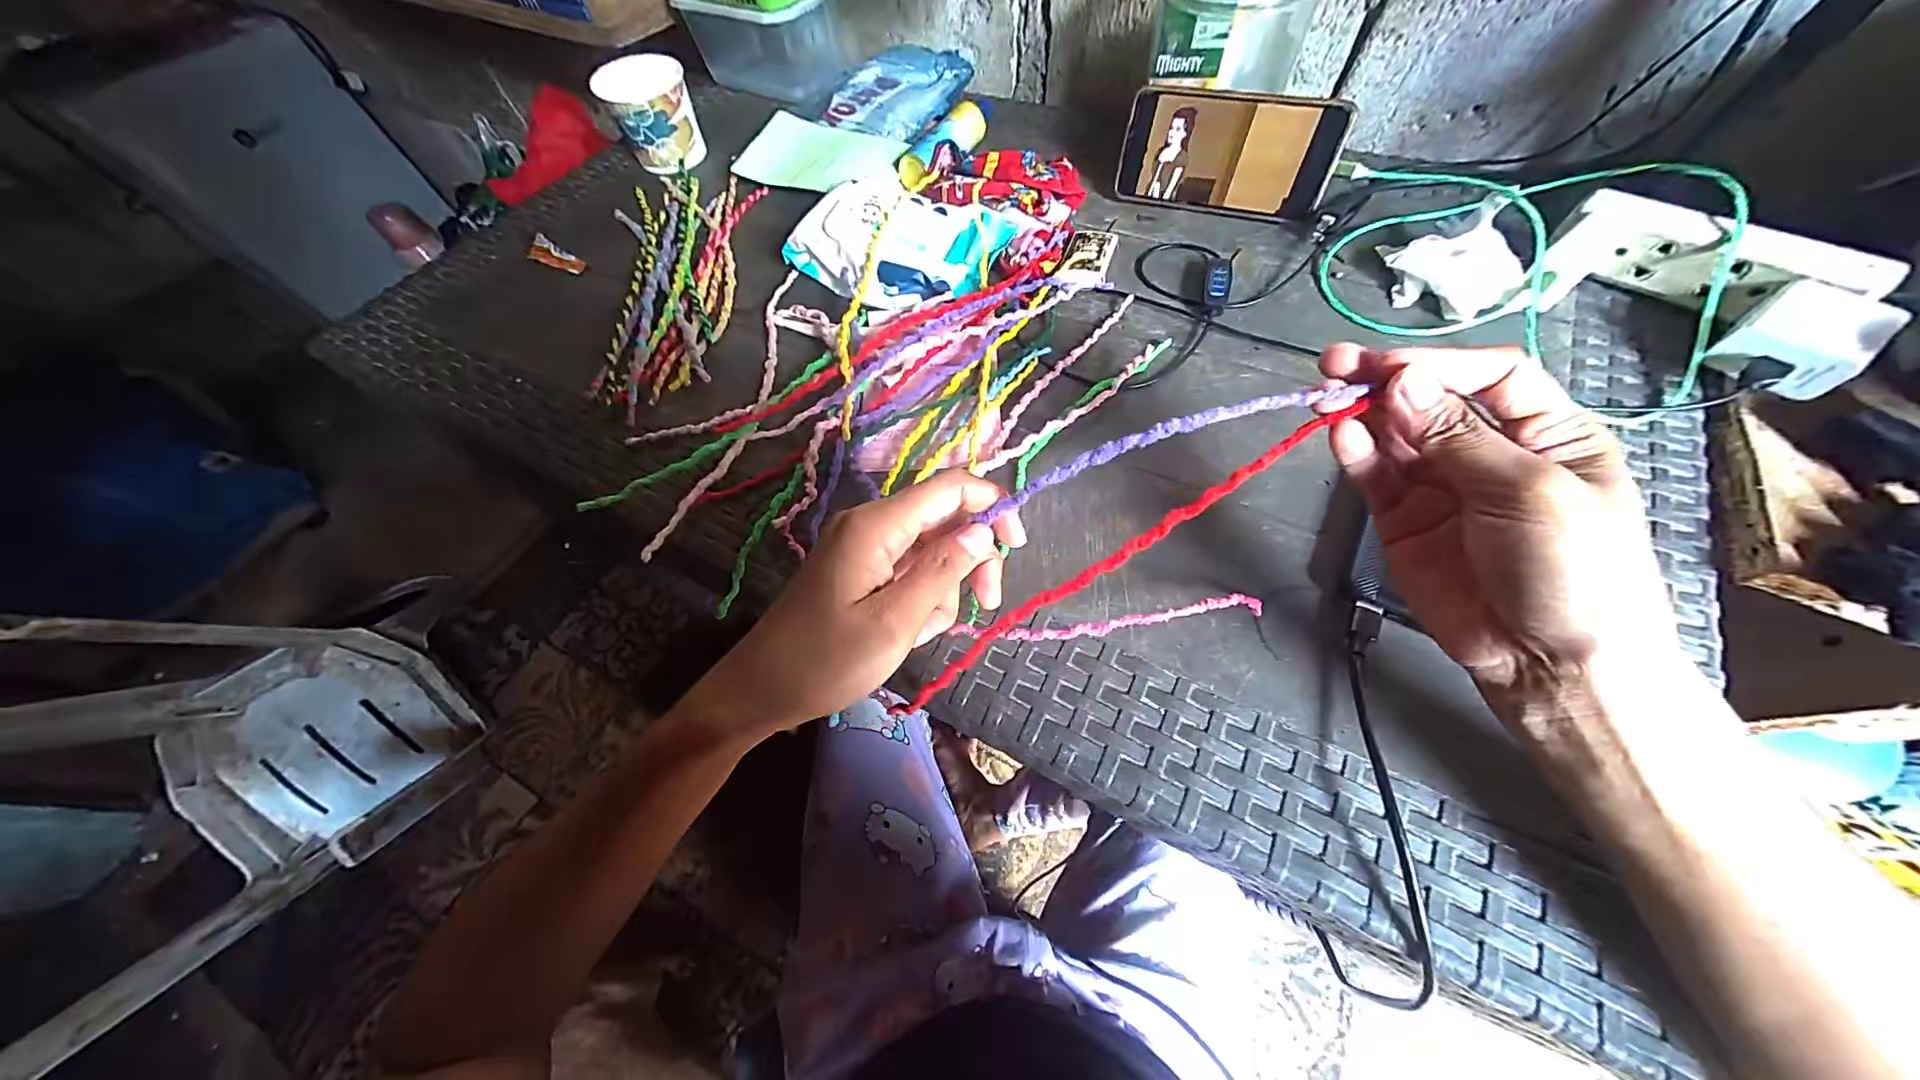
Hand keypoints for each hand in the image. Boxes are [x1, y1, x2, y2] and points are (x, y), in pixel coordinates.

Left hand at [680, 470, 1025, 744]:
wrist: (763, 689)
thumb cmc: (827, 660)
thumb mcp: (895, 622)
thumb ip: (943, 571)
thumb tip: (983, 532)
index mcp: (877, 525)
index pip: (950, 488)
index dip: (992, 505)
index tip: (1016, 545)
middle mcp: (872, 525)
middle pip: (946, 519)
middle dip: (972, 558)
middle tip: (986, 603)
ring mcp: (866, 548)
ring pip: (934, 551)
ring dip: (945, 588)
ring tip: (923, 631)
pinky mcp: (863, 570)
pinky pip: (911, 571)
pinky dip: (922, 598)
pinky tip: (909, 631)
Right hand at [1319, 344, 1681, 704]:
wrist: (1546, 662)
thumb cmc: (1575, 573)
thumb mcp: (1529, 491)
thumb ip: (1457, 437)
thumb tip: (1402, 383)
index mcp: (1547, 434)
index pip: (1489, 377)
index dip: (1439, 365)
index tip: (1392, 369)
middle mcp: (1488, 453)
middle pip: (1429, 401)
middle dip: (1384, 380)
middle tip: (1337, 365)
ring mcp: (1440, 487)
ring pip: (1393, 436)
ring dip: (1360, 414)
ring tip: (1328, 398)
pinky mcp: (1402, 520)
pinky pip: (1374, 477)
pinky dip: (1355, 455)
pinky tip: (1340, 436)